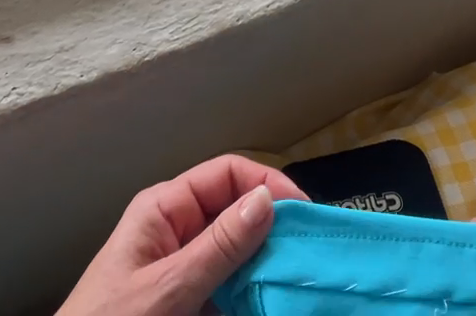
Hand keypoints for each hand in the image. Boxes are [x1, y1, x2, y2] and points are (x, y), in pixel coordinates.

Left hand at [56, 155, 308, 315]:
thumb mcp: (167, 287)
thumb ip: (218, 247)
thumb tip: (266, 200)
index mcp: (164, 209)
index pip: (226, 174)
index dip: (266, 184)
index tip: (304, 215)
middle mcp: (178, 229)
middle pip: (237, 211)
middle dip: (274, 227)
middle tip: (310, 253)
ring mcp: (185, 267)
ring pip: (240, 252)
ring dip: (268, 264)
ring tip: (299, 279)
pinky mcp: (191, 301)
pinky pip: (231, 286)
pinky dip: (254, 292)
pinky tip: (273, 301)